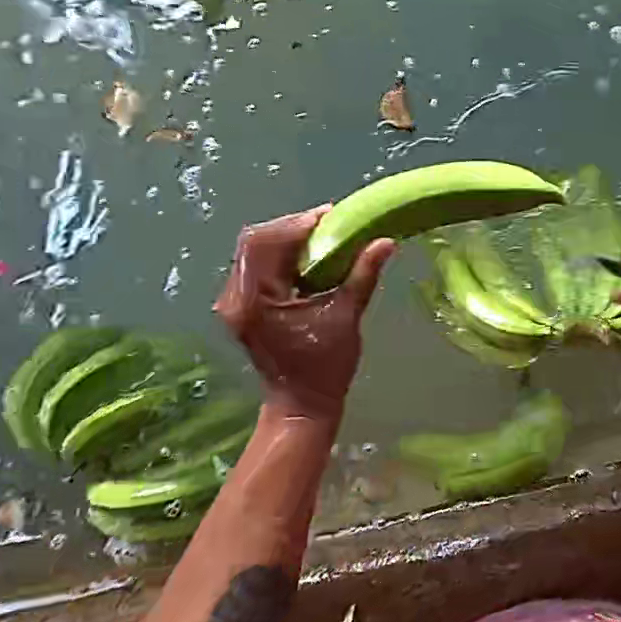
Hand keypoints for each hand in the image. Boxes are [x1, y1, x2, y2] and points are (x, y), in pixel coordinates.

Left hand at [214, 207, 393, 419]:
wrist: (301, 405)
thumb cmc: (325, 368)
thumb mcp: (346, 318)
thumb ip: (362, 276)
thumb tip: (386, 241)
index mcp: (254, 301)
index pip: (265, 244)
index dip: (296, 224)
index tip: (330, 216)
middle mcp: (235, 297)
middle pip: (255, 243)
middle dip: (292, 228)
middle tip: (327, 223)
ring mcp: (234, 302)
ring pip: (254, 251)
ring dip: (286, 239)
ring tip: (320, 235)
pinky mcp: (241, 305)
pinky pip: (256, 266)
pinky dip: (281, 255)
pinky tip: (306, 255)